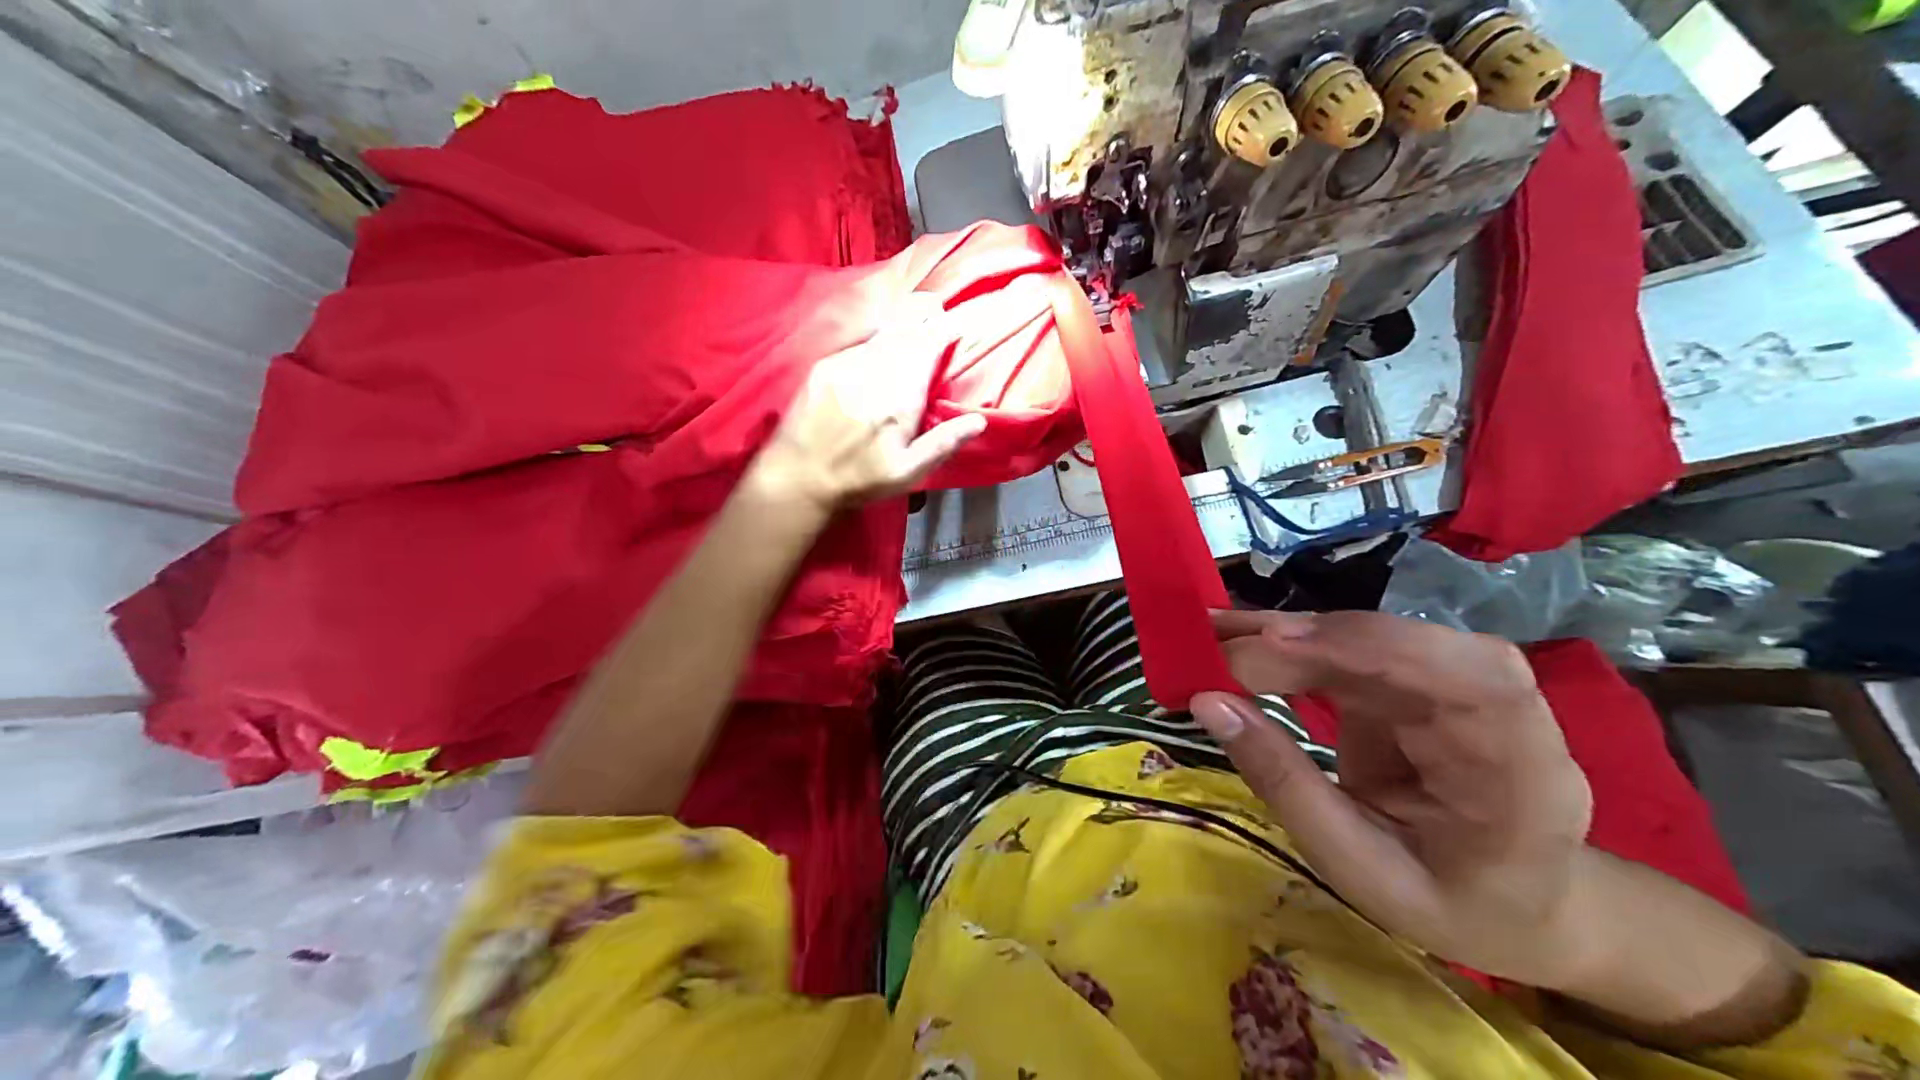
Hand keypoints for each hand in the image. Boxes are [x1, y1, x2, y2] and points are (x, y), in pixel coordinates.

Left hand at [751, 298, 987, 511]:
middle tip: (939, 313)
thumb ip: (943, 443)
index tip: (959, 324)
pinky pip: (858, 344)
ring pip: (882, 335)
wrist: (798, 477)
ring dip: (902, 327)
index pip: (927, 349)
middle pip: (906, 334)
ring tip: (916, 321)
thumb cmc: (859, 479)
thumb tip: (979, 420)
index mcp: (899, 401)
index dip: (945, 331)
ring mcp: (844, 367)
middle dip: (925, 322)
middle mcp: (872, 376)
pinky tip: (881, 347)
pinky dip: (875, 340)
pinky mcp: (824, 367)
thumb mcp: (907, 472)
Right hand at [1191, 609, 1595, 988]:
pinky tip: (1240, 645)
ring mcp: (1451, 688)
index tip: (1272, 648)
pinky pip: (1348, 650)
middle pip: (1410, 645)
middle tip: (1217, 645)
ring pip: (1369, 638)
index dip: (1374, 648)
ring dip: (1288, 634)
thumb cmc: (1451, 903)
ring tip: (1212, 637)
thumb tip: (1208, 703)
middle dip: (1309, 639)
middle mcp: (1499, 711)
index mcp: (1525, 774)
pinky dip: (1289, 646)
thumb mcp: (1360, 869)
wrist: (1520, 902)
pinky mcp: (1410, 683)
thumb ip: (1287, 786)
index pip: (1473, 681)